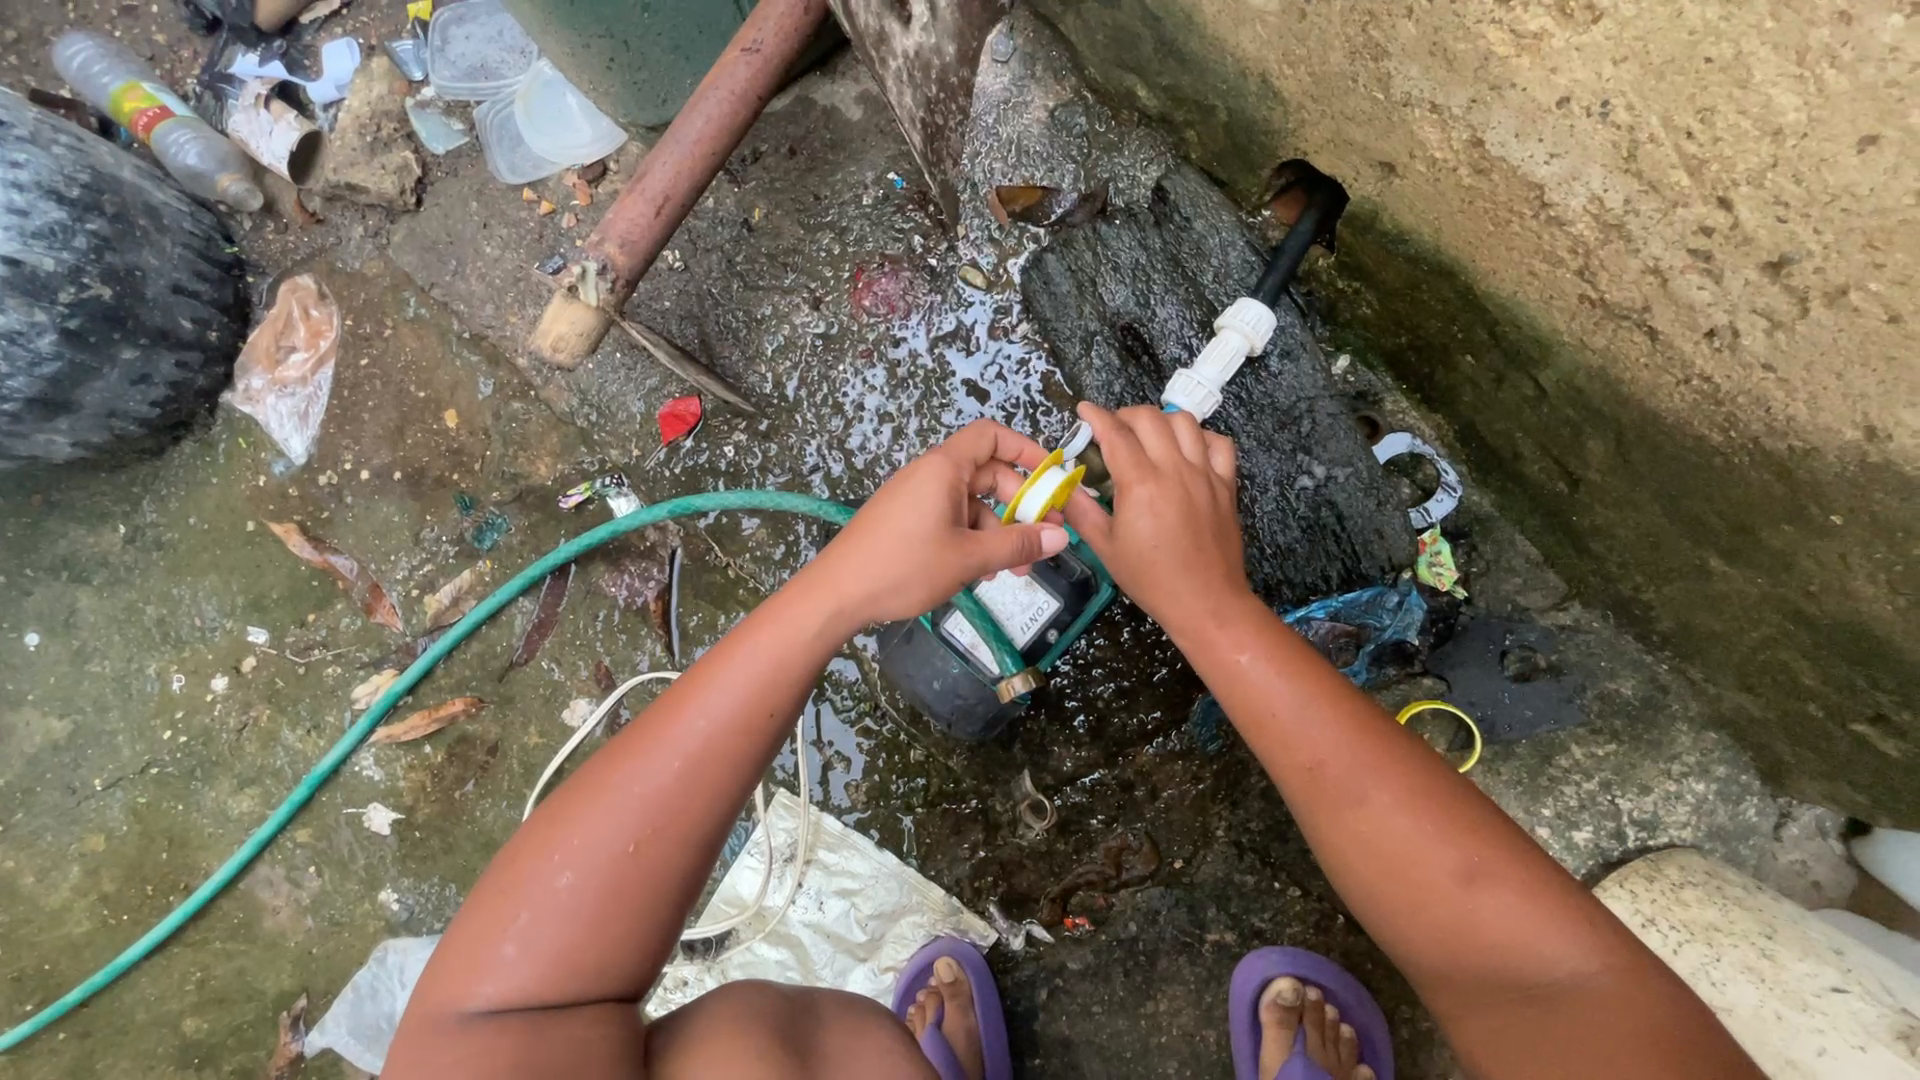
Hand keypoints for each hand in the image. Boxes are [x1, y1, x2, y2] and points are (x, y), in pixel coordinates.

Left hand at [804, 419, 1071, 627]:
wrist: (837, 594)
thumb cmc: (904, 567)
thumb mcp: (968, 558)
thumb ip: (1017, 545)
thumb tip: (1062, 538)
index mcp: (944, 468)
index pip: (992, 436)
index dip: (1026, 450)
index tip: (1052, 477)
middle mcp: (931, 475)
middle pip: (988, 475)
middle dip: (1020, 506)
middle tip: (1044, 539)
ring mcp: (917, 499)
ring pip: (972, 504)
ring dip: (998, 532)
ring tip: (1015, 570)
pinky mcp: (907, 522)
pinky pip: (951, 520)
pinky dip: (972, 540)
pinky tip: (982, 573)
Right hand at [1062, 403, 1251, 633]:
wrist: (1205, 601)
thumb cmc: (1151, 578)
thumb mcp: (1105, 547)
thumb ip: (1081, 510)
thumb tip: (1062, 485)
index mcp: (1141, 484)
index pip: (1115, 433)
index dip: (1095, 416)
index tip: (1084, 410)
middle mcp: (1175, 470)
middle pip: (1150, 417)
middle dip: (1125, 414)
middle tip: (1111, 429)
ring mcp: (1205, 474)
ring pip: (1185, 421)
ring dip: (1161, 420)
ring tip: (1147, 435)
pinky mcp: (1226, 484)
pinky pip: (1219, 443)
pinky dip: (1200, 436)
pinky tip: (1186, 449)